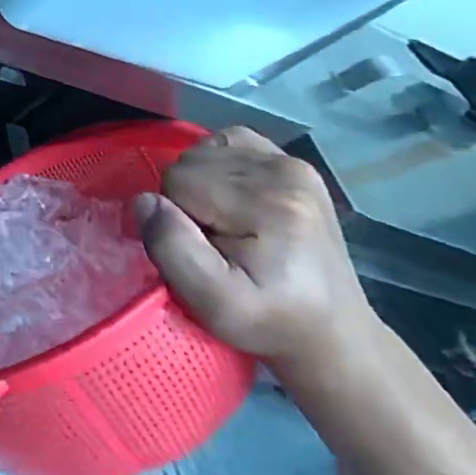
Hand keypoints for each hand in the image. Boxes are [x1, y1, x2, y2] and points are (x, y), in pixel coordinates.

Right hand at [132, 126, 379, 381]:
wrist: (331, 331)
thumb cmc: (268, 321)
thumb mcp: (213, 302)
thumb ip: (172, 248)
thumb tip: (144, 201)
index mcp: (268, 203)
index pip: (178, 181)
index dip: (174, 218)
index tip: (200, 253)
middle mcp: (284, 171)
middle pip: (190, 162)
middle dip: (185, 200)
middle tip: (210, 244)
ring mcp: (293, 164)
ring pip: (204, 151)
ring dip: (199, 185)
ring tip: (221, 225)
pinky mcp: (294, 166)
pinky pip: (230, 143)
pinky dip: (217, 166)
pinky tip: (229, 199)